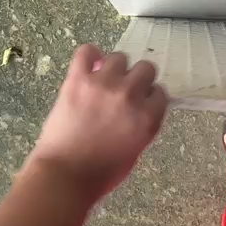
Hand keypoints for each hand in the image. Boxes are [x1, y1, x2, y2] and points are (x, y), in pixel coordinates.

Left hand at [25, 45, 168, 202]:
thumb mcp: (135, 151)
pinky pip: (86, 51)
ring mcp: (103, 84)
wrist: (65, 174)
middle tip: (123, 90)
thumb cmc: (101, 172)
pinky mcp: (78, 79)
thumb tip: (139, 106)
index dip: (149, 96)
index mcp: (147, 118)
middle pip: (145, 68)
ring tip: (103, 80)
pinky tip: (89, 65)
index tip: (140, 102)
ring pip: (119, 57)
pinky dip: (89, 54)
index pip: (160, 92)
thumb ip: (143, 125)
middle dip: (137, 78)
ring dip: (114, 68)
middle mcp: (129, 96)